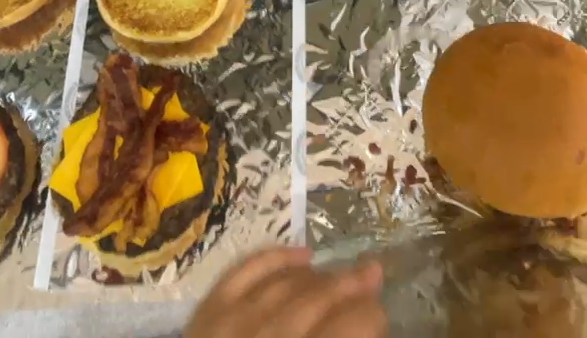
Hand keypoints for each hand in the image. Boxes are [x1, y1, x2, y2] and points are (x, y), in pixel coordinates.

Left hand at [186, 246, 386, 337]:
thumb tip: (368, 333)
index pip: (350, 326)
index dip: (372, 316)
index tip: (381, 317)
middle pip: (320, 298)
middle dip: (353, 285)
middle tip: (375, 275)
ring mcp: (233, 325)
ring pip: (287, 283)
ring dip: (320, 275)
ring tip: (342, 275)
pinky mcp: (205, 317)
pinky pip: (246, 271)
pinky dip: (275, 258)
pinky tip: (301, 255)